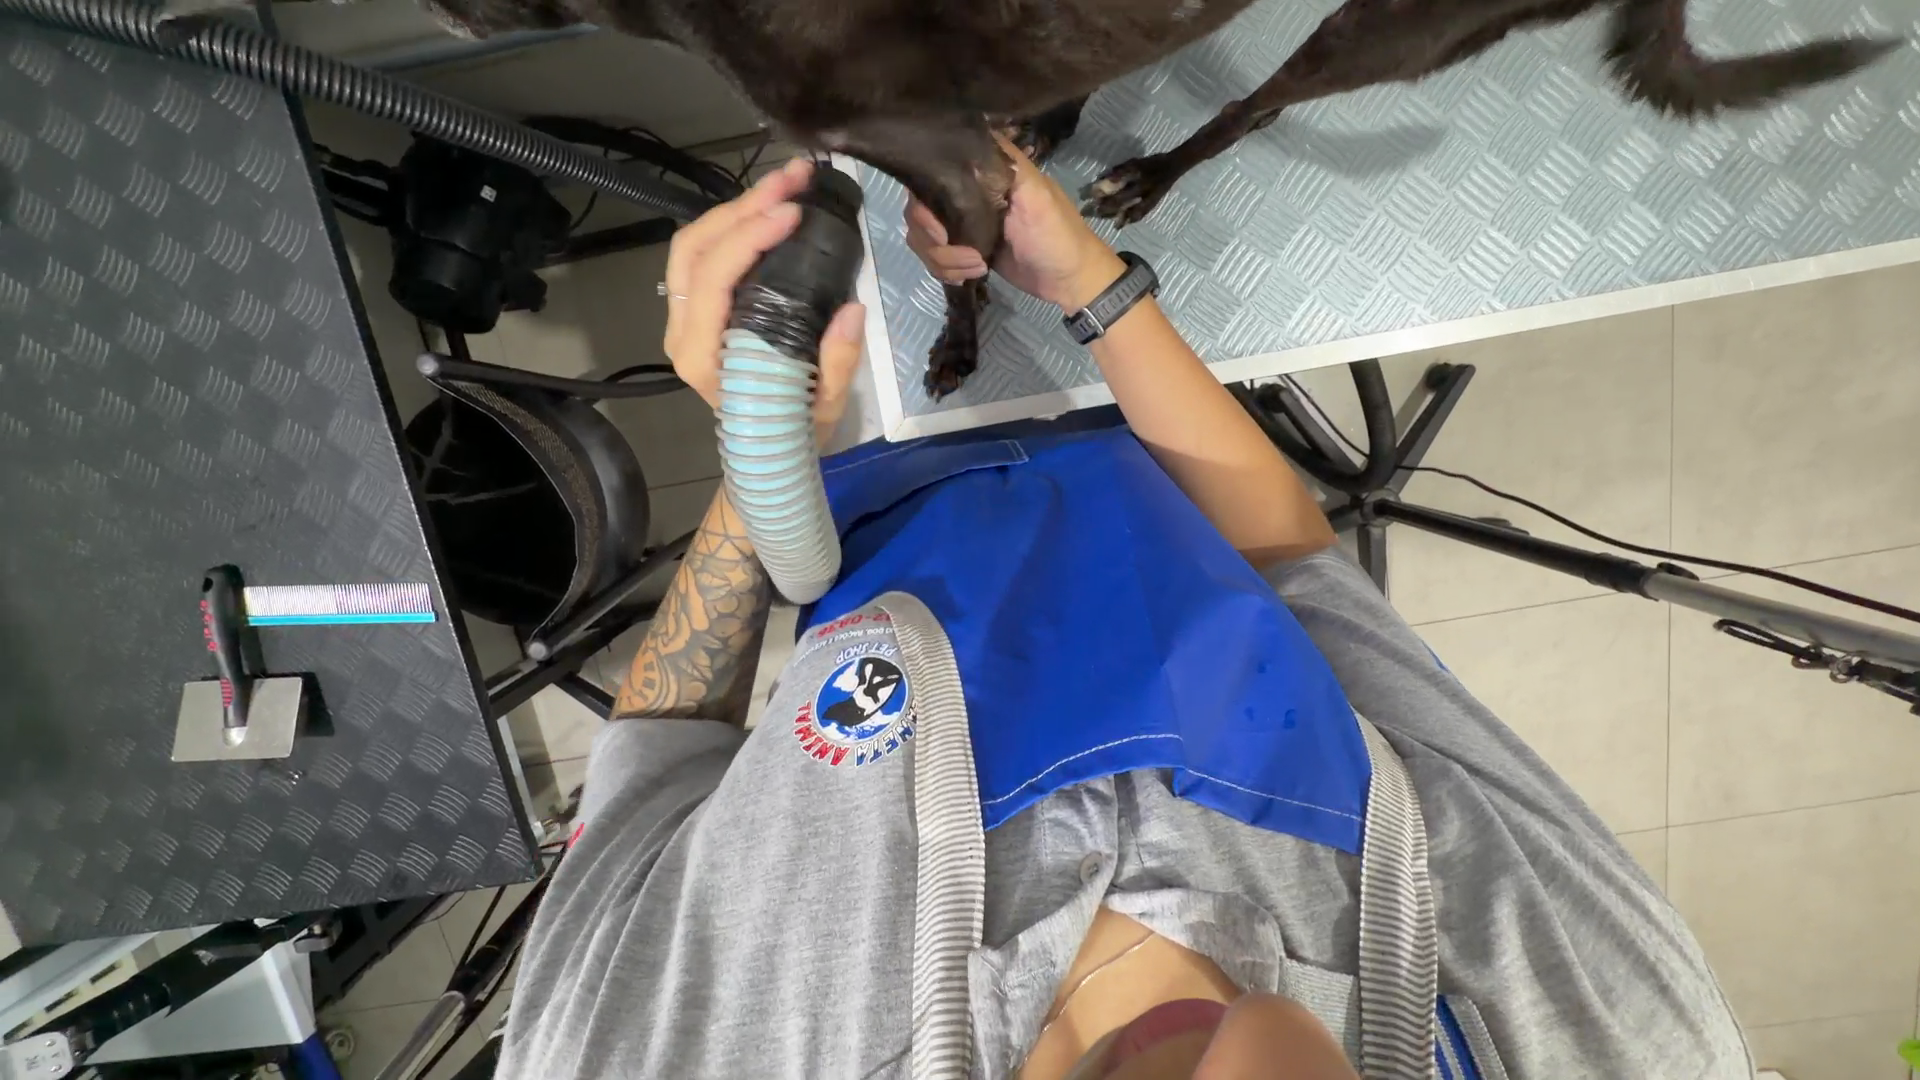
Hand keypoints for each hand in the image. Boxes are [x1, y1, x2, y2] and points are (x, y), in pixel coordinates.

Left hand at [663, 157, 865, 439]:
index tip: (791, 213)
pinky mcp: (696, 311)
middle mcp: (682, 333)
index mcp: (704, 357)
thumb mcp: (824, 408)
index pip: (712, 281)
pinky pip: (702, 256)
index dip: (746, 238)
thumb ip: (836, 364)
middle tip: (794, 179)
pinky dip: (733, 224)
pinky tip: (770, 207)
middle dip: (743, 206)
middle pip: (695, 249)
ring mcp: (684, 319)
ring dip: (737, 207)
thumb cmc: (793, 431)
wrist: (768, 452)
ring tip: (787, 182)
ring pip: (693, 244)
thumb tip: (853, 310)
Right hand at [903, 132, 1126, 311]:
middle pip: (917, 209)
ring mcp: (961, 222)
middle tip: (967, 255)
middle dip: (934, 240)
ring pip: (921, 237)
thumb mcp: (1035, 196)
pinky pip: (933, 258)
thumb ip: (1003, 166)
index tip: (940, 225)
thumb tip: (965, 141)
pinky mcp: (962, 249)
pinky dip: (946, 271)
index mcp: (982, 171)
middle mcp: (965, 192)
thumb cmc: (1057, 235)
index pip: (932, 169)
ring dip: (944, 260)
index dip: (924, 197)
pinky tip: (970, 275)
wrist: (1069, 280)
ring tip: (976, 266)